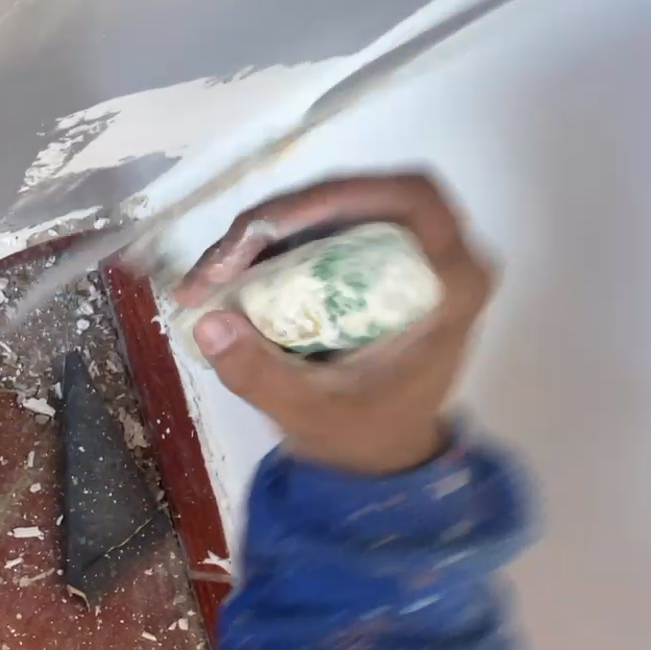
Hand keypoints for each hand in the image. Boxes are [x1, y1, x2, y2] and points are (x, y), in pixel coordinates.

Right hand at [173, 173, 492, 475]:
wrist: (373, 452)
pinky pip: (302, 242)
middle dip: (274, 220)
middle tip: (216, 263)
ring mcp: (385, 262)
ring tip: (204, 278)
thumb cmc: (358, 431)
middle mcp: (424, 259)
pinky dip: (255, 255)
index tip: (264, 225)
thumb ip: (258, 373)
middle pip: (352, 202)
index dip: (335, 197)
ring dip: (254, 238)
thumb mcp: (306, 410)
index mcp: (445, 284)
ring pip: (319, 218)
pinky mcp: (351, 272)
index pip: (408, 202)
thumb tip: (206, 322)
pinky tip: (219, 281)